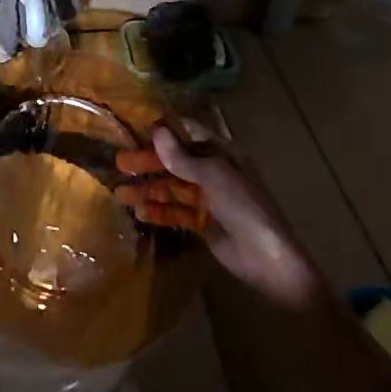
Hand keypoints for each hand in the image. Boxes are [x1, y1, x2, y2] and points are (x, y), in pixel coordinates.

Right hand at [117, 126, 323, 307]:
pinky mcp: (203, 223)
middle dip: (148, 162)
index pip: (189, 133)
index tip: (136, 129)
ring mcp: (209, 198)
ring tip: (121, 194)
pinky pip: (176, 212)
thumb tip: (156, 130)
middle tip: (120, 163)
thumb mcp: (213, 177)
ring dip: (148, 189)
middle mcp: (214, 172)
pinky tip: (140, 213)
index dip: (165, 131)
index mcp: (223, 154)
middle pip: (175, 162)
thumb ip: (181, 157)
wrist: (270, 262)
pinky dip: (158, 211)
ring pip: (172, 188)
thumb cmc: (245, 208)